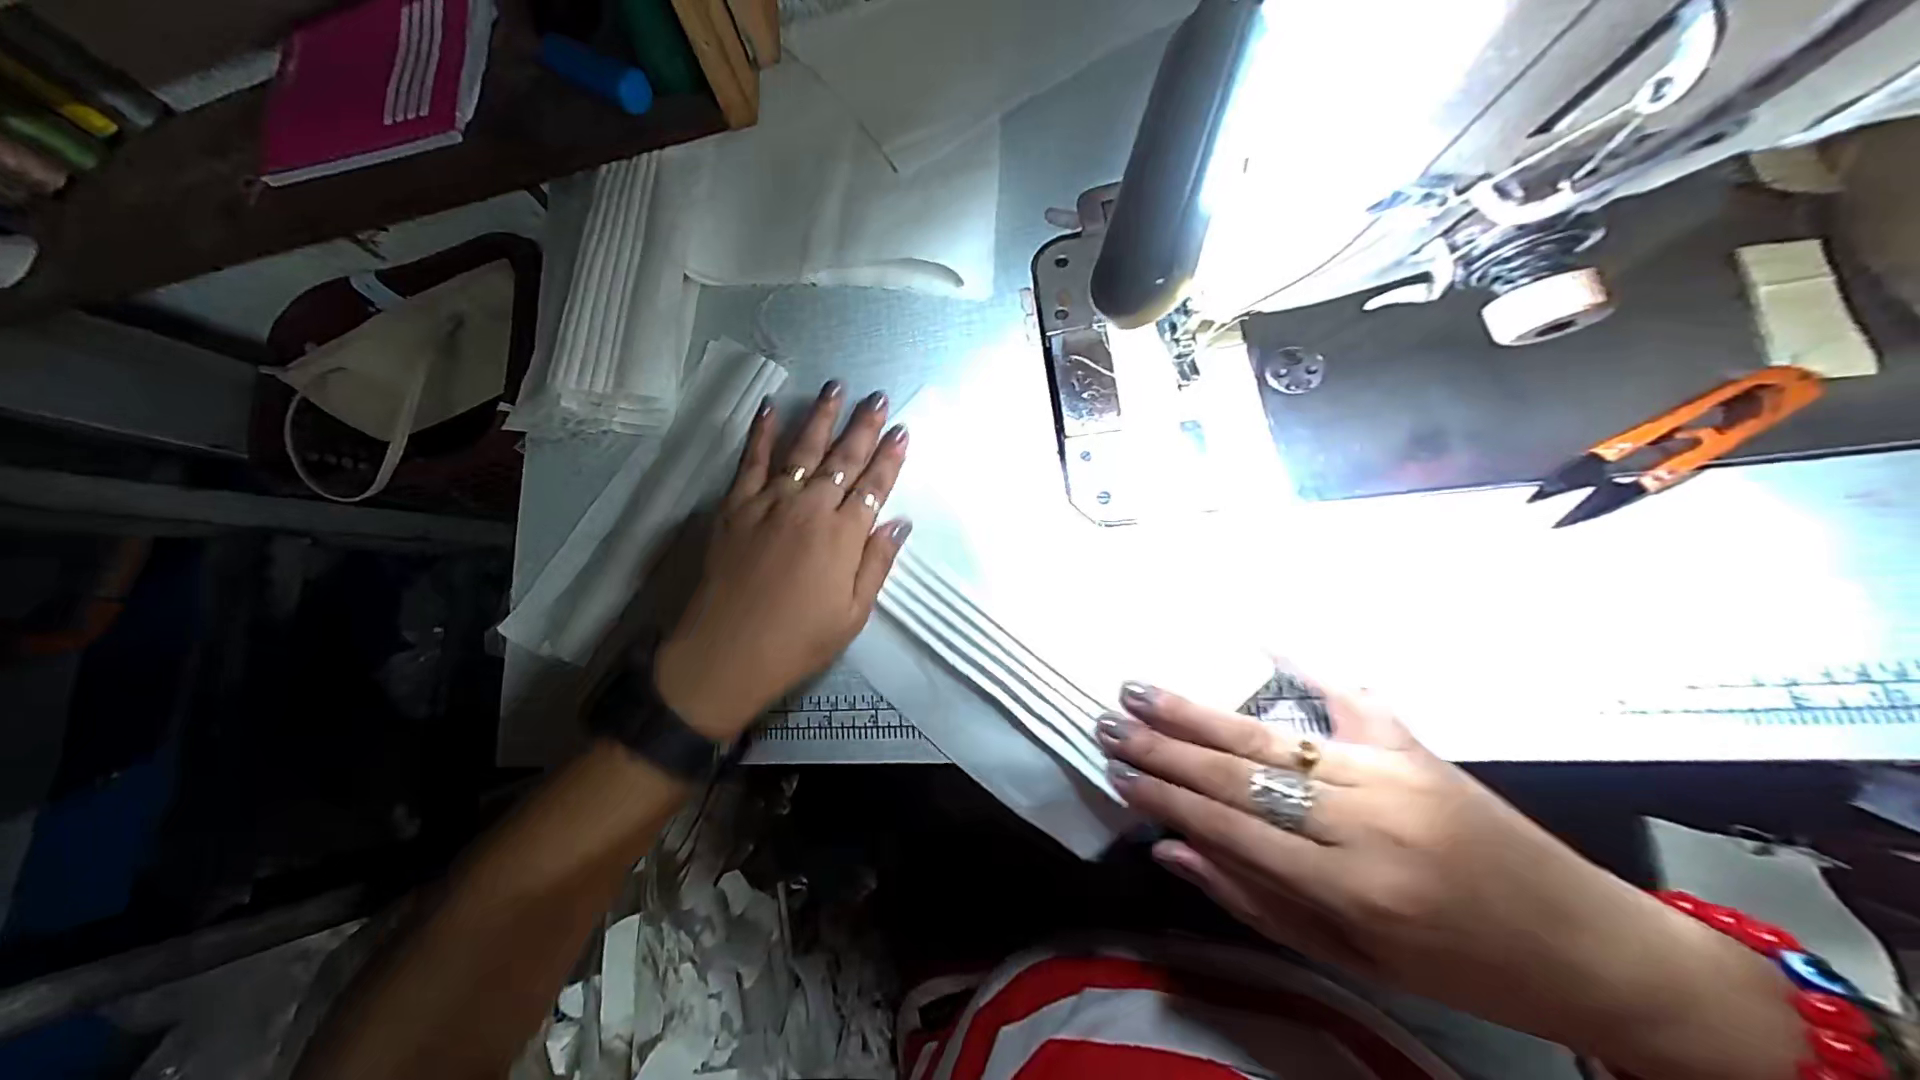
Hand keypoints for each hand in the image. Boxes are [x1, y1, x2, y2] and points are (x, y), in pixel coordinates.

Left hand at [653, 381, 910, 739]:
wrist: (727, 653)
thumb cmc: (799, 641)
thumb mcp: (853, 614)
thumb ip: (877, 563)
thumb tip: (899, 523)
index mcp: (844, 535)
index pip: (875, 486)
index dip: (891, 458)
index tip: (902, 431)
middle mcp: (811, 508)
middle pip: (843, 459)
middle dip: (863, 426)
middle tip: (877, 397)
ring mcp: (770, 503)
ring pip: (802, 449)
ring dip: (821, 417)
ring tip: (835, 388)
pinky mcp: (736, 506)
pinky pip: (752, 461)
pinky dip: (762, 433)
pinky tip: (770, 408)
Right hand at [1098, 680, 1801, 1079]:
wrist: (1590, 946)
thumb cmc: (1461, 970)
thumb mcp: (1353, 961)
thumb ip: (1253, 902)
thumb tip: (1169, 850)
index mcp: (1349, 892)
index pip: (1229, 829)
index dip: (1164, 798)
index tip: (1115, 771)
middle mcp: (1365, 824)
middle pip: (1240, 775)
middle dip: (1163, 746)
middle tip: (1108, 719)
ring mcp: (1392, 773)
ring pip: (1272, 735)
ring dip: (1198, 711)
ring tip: (1142, 689)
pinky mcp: (1415, 745)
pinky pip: (1345, 694)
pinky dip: (1298, 662)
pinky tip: (1256, 635)